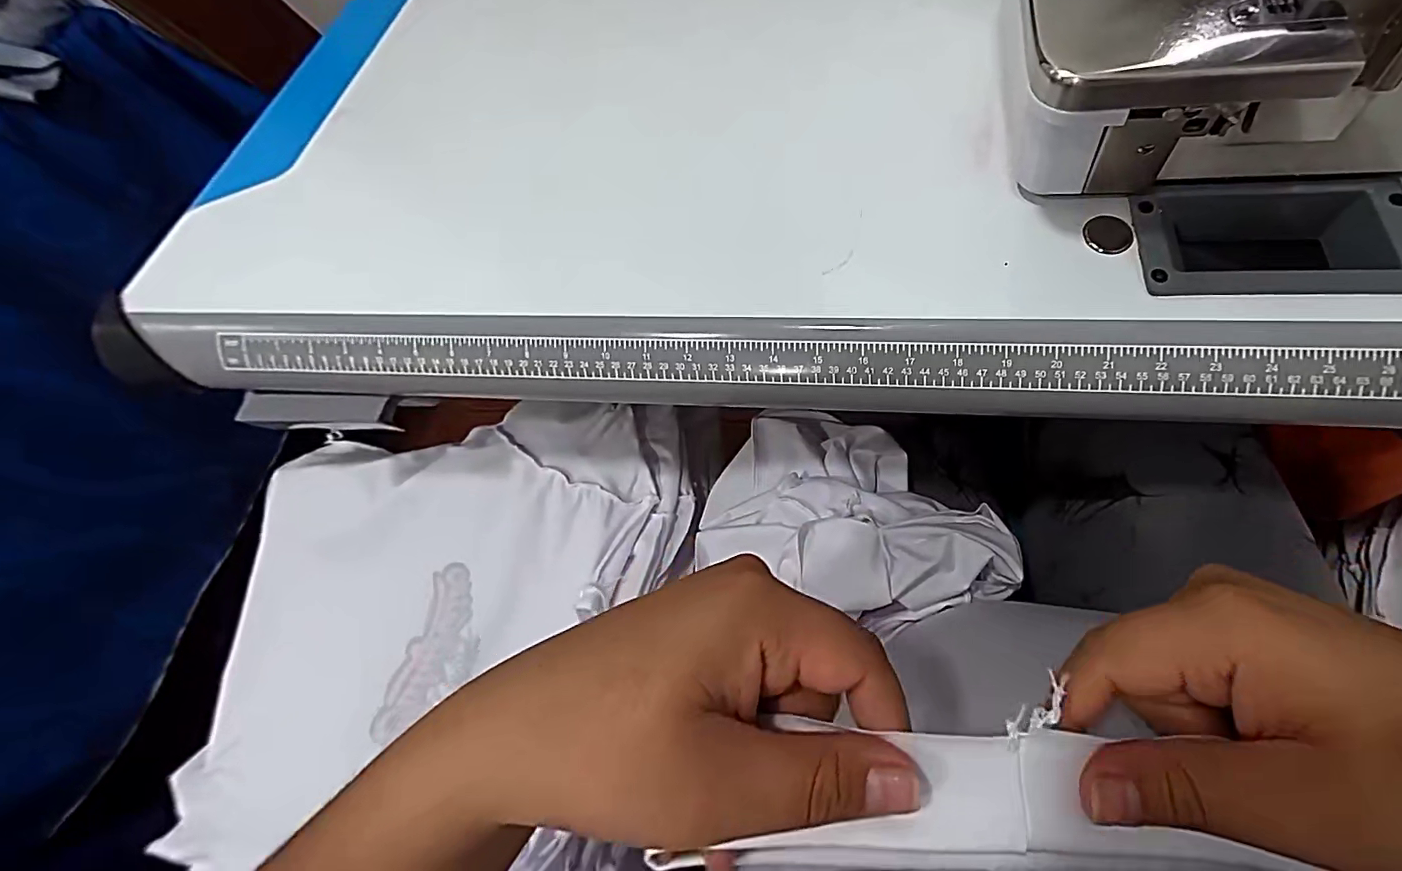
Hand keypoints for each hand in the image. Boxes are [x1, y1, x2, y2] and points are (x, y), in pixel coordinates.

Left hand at [267, 556, 920, 870]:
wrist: (495, 743)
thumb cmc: (604, 754)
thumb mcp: (722, 785)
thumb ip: (824, 781)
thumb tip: (907, 776)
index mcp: (760, 603)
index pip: (859, 659)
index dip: (883, 728)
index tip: (878, 801)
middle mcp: (745, 589)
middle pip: (817, 679)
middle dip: (799, 754)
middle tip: (750, 813)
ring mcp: (715, 607)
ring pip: (780, 692)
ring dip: (762, 756)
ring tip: (708, 805)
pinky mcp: (693, 630)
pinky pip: (745, 685)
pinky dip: (736, 737)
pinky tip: (694, 778)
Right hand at [1060, 565, 1401, 870]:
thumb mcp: (1303, 807)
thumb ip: (1177, 786)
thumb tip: (1086, 783)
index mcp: (1216, 614)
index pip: (1100, 658)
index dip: (1073, 720)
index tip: (1068, 788)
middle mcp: (1219, 596)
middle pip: (1137, 677)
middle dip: (1172, 744)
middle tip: (1254, 791)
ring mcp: (1247, 613)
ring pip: (1172, 688)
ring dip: (1210, 745)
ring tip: (1294, 774)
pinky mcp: (1270, 637)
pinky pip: (1209, 686)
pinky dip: (1233, 734)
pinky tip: (1297, 754)